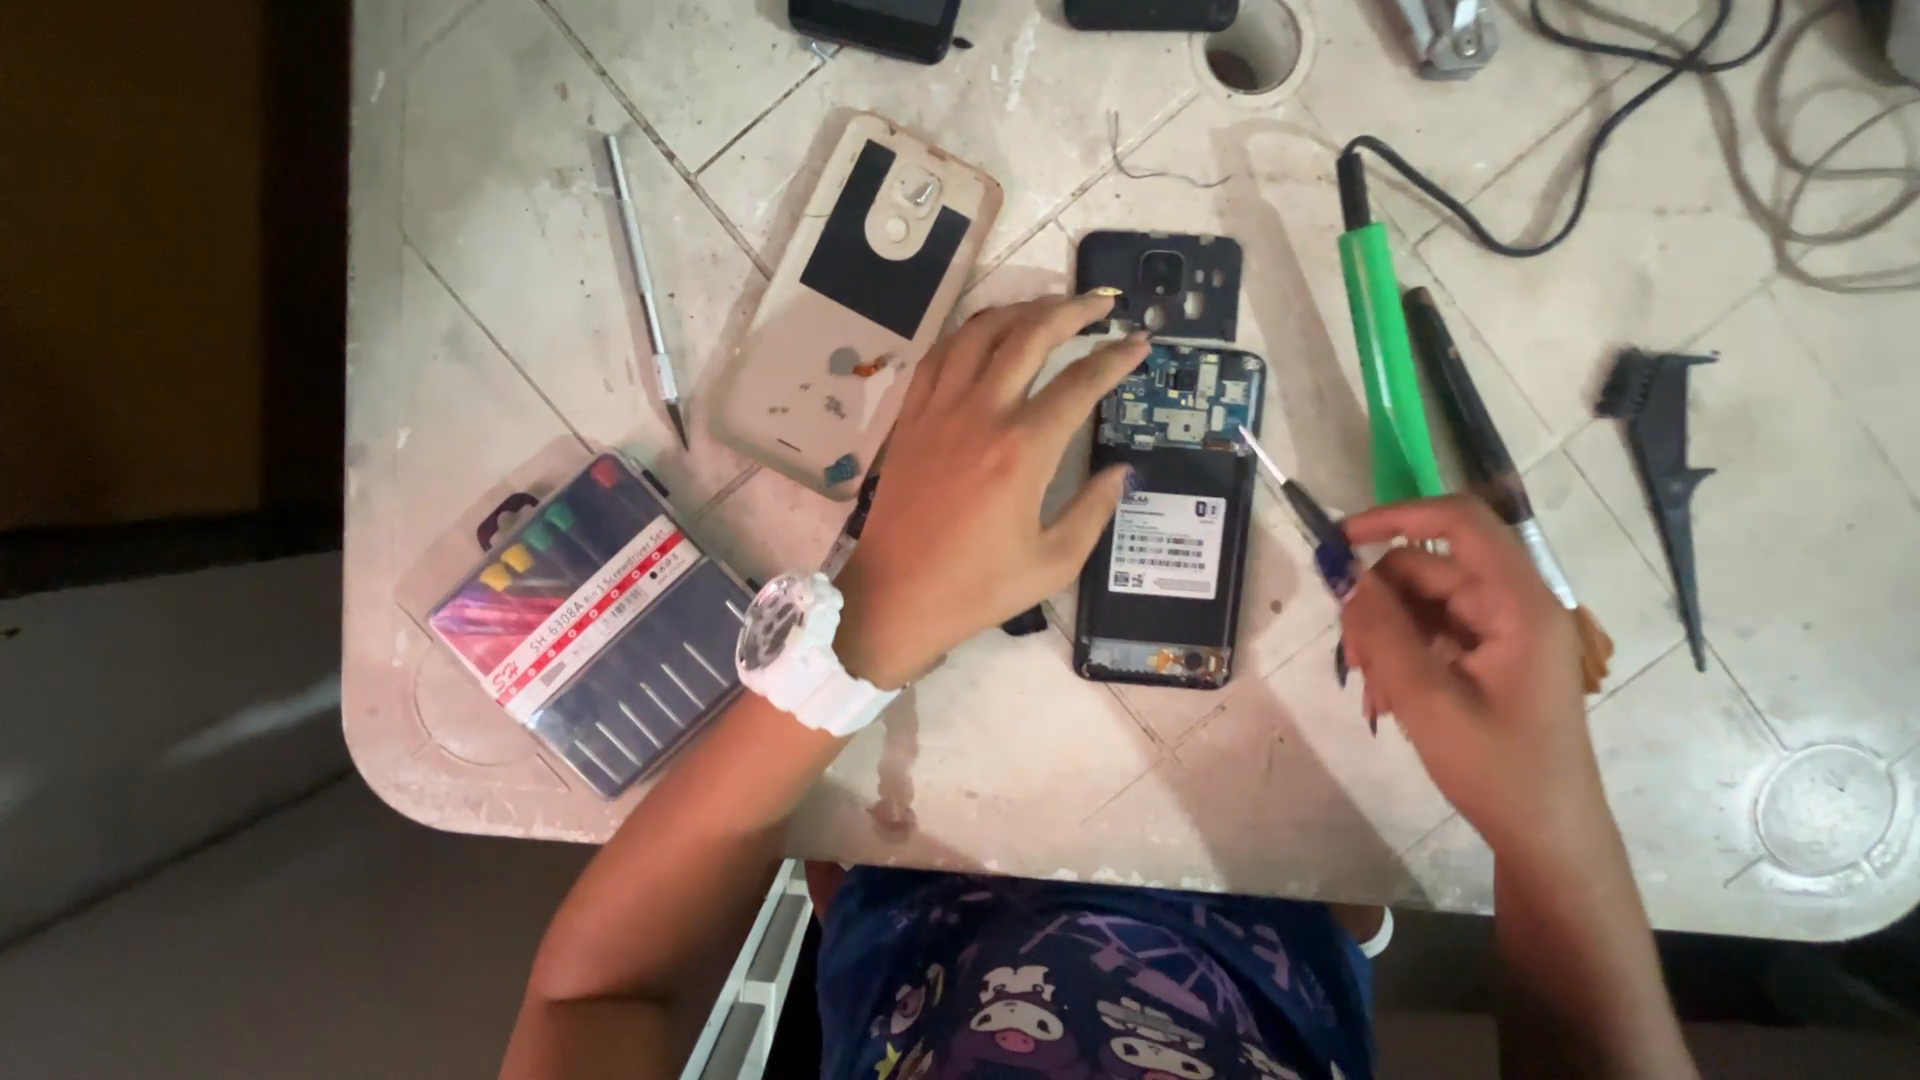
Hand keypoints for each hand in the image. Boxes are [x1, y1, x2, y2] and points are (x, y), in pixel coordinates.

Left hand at [833, 294, 1149, 688]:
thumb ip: (1093, 511)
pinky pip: (940, 356)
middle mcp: (981, 414)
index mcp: (1023, 451)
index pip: (1080, 384)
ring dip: (1019, 311)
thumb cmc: (976, 588)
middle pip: (1030, 336)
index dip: (1115, 358)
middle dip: (1071, 311)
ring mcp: (939, 410)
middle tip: (1100, 305)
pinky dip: (969, 334)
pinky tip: (985, 336)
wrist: (895, 595)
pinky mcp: (911, 419)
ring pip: (980, 333)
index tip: (1138, 343)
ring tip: (1047, 309)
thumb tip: (1120, 472)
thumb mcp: (1052, 563)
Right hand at [1339, 496, 1609, 862]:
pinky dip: (1400, 654)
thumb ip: (1380, 629)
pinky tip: (1385, 697)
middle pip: (1429, 568)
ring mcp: (1504, 633)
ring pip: (1422, 602)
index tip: (1339, 541)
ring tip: (1370, 690)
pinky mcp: (1491, 657)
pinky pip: (1431, 633)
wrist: (1546, 838)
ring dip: (1384, 635)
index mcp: (1520, 605)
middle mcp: (1515, 607)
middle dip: (1378, 602)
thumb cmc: (1498, 770)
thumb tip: (1340, 571)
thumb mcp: (1426, 699)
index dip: (1396, 516)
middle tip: (1351, 656)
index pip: (1459, 522)